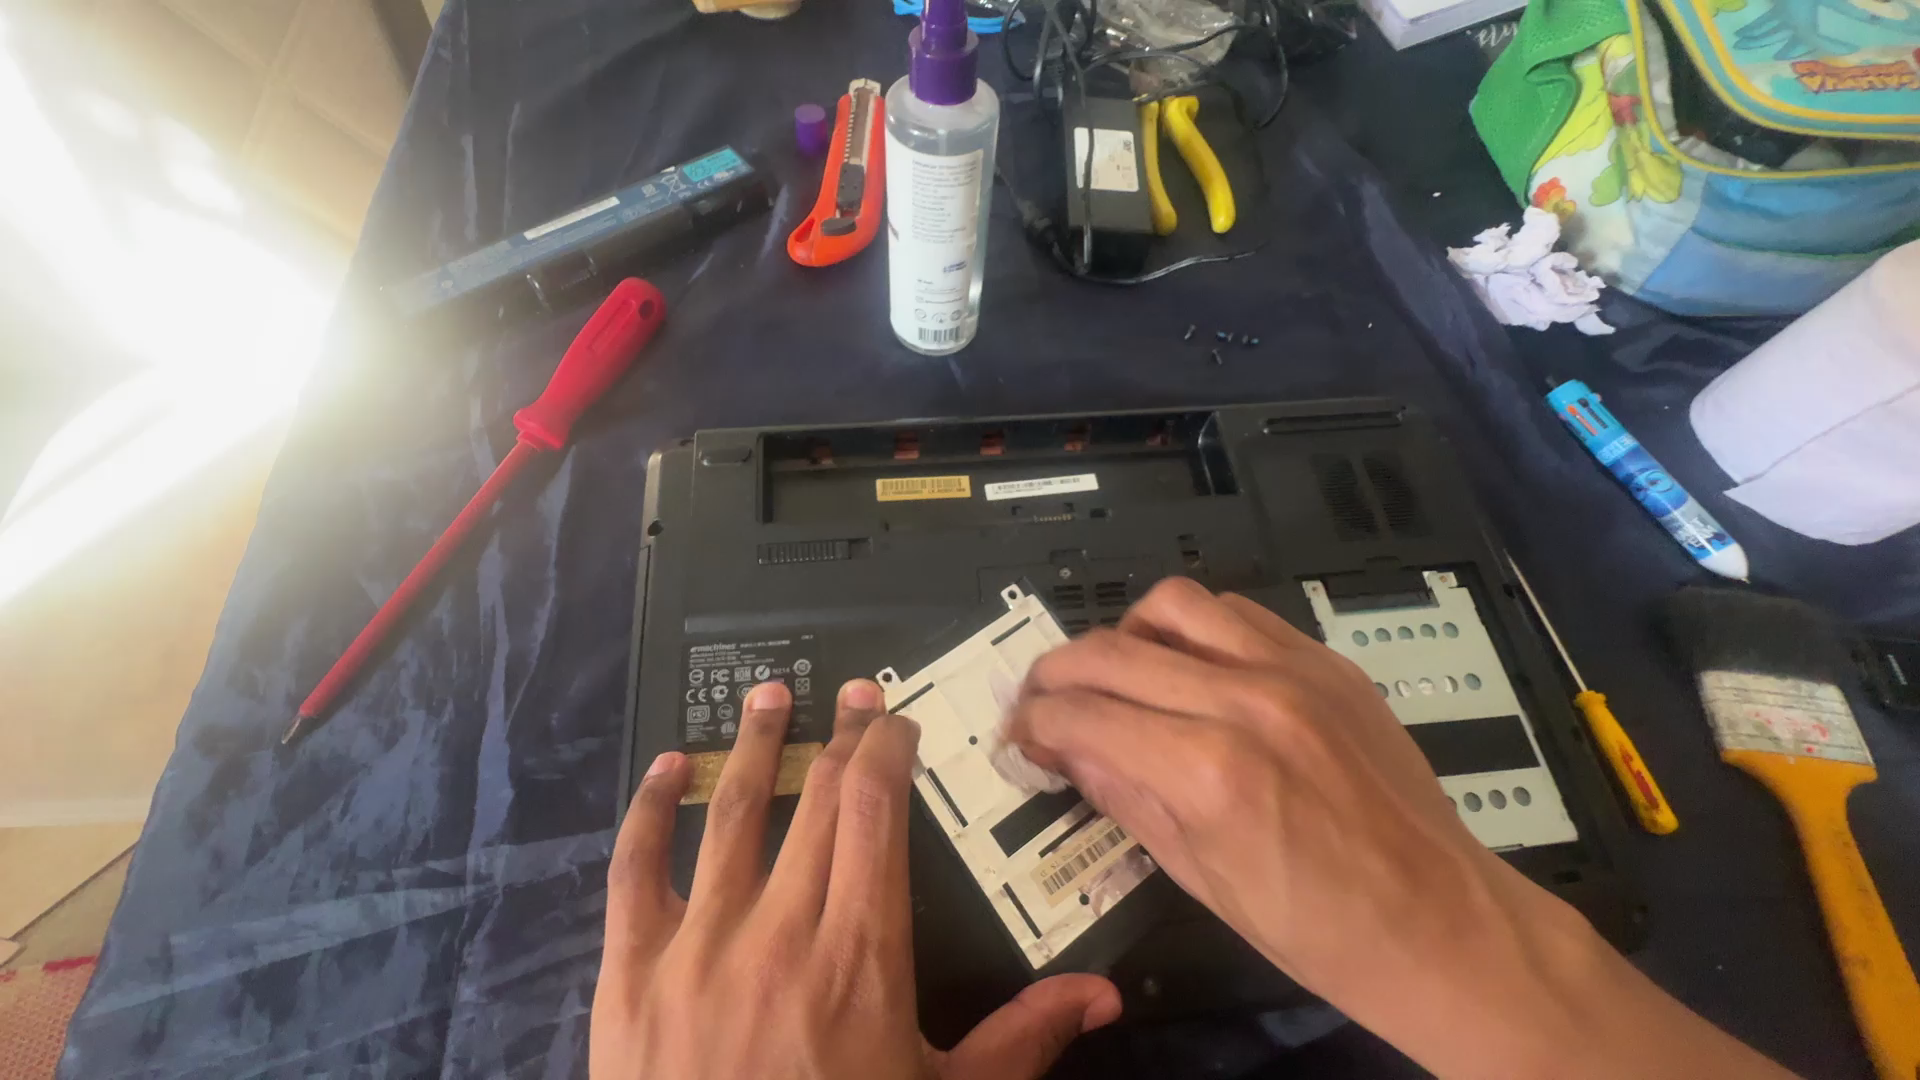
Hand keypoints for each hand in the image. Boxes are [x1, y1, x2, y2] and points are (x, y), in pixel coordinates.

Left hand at [591, 678, 1121, 1079]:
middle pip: (820, 797)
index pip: (877, 810)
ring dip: (756, 745)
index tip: (895, 720)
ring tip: (772, 696)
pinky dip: (648, 808)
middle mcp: (780, 931)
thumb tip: (1104, 993)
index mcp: (860, 954)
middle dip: (843, 735)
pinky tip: (668, 764)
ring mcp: (697, 945)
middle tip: (854, 695)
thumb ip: (1024, 1038)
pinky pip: (633, 868)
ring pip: (733, 812)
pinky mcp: (629, 973)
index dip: (888, 748)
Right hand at [1006, 578, 1796, 1079]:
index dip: (1033, 720)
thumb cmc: (1312, 927)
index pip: (1082, 714)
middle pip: (1110, 650)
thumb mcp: (1195, 874)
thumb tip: (1056, 743)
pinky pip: (1234, 613)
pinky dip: (1190, 630)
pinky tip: (1188, 668)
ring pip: (1170, 605)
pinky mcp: (1324, 661)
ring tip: (1118, 674)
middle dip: (1054, 673)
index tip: (1018, 733)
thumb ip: (1117, 791)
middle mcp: (1243, 701)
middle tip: (1042, 701)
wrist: (1443, 925)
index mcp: (1206, 772)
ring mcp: (1291, 670)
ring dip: (1124, 635)